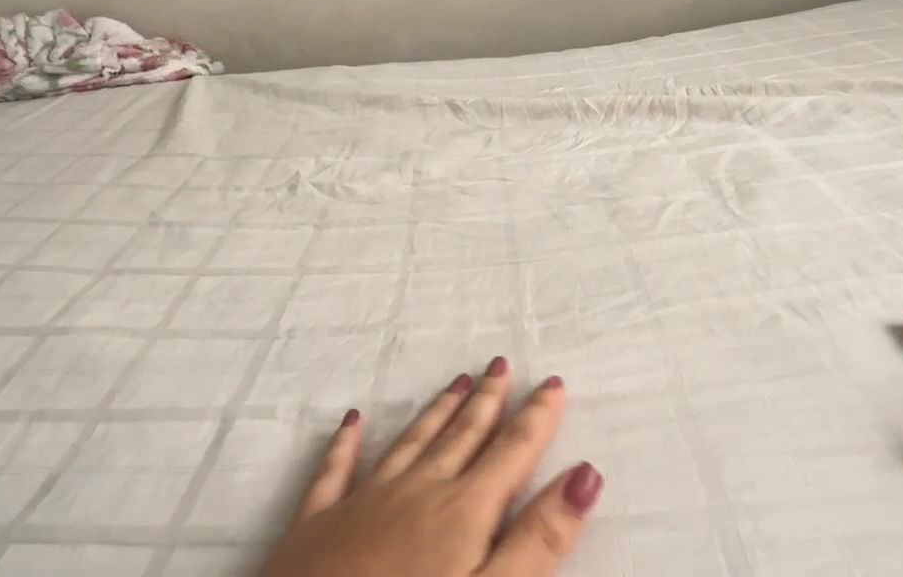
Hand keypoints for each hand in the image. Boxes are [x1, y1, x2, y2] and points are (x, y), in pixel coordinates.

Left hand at [262, 357, 602, 576]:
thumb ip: (538, 539)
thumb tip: (586, 474)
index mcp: (462, 512)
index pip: (511, 452)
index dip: (536, 417)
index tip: (553, 382)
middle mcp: (417, 492)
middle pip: (462, 437)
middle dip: (487, 401)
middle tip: (501, 363)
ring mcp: (362, 502)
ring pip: (410, 442)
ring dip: (436, 411)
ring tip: (456, 380)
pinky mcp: (316, 523)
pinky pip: (335, 470)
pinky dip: (346, 443)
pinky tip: (352, 420)